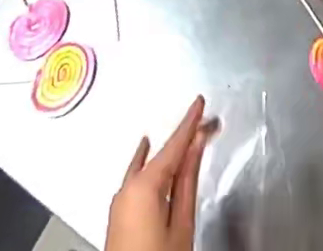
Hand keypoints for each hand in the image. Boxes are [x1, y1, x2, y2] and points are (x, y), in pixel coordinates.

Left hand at [105, 95, 214, 250]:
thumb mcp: (181, 221)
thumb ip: (188, 179)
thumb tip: (197, 143)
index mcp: (144, 185)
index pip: (173, 144)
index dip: (189, 122)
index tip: (200, 100)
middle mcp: (127, 187)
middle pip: (160, 153)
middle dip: (182, 137)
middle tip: (204, 121)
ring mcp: (119, 202)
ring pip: (147, 165)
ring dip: (167, 151)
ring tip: (186, 137)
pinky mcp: (118, 215)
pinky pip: (137, 177)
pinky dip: (151, 164)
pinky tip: (150, 158)